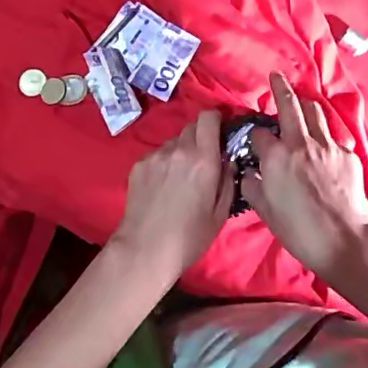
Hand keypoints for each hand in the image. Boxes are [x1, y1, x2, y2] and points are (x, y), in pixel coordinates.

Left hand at [110, 110, 234, 279]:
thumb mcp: (220, 213)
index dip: (215, 119)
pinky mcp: (139, 165)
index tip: (220, 130)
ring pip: (173, 142)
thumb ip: (228, 180)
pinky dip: (164, 163)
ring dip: (181, 151)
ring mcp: (155, 156)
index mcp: (203, 159)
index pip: (208, 118)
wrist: (145, 249)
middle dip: (200, 137)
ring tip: (180, 176)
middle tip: (203, 158)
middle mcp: (179, 150)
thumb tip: (228, 160)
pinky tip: (162, 186)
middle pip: (191, 127)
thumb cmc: (190, 237)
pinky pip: (157, 155)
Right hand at [241, 73, 367, 275]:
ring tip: (301, 102)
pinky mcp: (348, 154)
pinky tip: (323, 146)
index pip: (259, 133)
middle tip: (276, 77)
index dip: (255, 137)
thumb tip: (249, 175)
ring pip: (315, 112)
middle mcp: (301, 143)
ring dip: (305, 105)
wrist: (343, 240)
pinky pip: (333, 136)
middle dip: (280, 88)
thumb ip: (253, 186)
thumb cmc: (298, 229)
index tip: (254, 143)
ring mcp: (328, 146)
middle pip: (290, 105)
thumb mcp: (265, 211)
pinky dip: (325, 135)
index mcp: (276, 156)